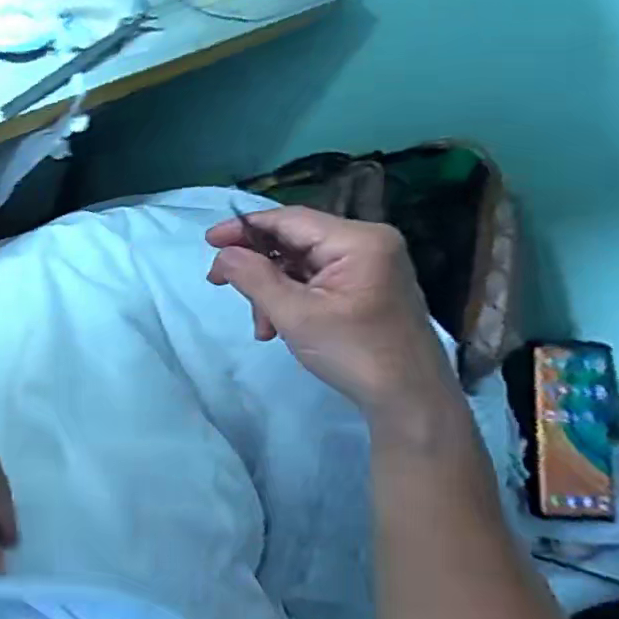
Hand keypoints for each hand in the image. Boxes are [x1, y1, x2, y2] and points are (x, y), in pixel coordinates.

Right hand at [206, 206, 457, 419]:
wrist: (409, 399)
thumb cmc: (354, 353)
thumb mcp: (296, 316)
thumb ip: (255, 279)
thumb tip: (223, 254)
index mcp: (357, 240)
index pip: (289, 220)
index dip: (245, 228)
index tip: (209, 242)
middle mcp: (367, 243)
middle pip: (294, 241)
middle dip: (258, 268)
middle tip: (221, 285)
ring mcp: (369, 265)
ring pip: (301, 264)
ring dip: (272, 291)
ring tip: (264, 327)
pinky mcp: (366, 287)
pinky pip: (317, 280)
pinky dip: (292, 299)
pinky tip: (280, 327)